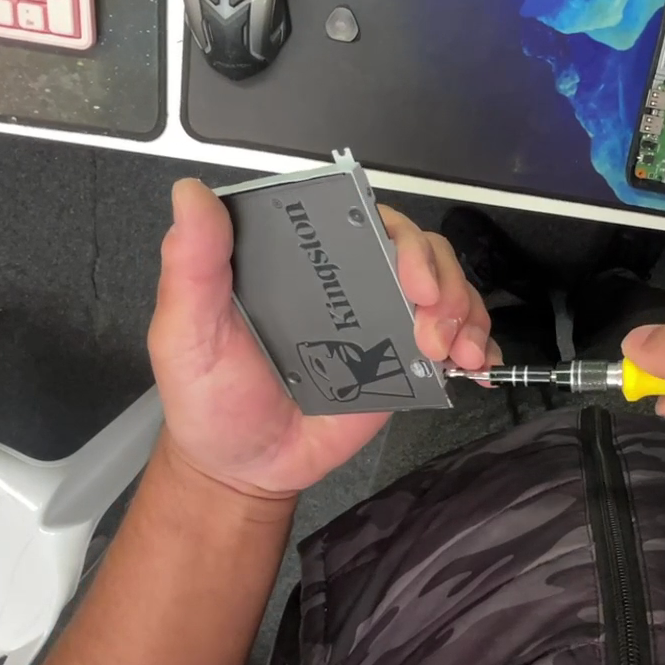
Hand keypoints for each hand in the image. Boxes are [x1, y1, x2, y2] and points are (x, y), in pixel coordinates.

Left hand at [147, 180, 498, 507]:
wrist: (246, 470)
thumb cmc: (210, 399)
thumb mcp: (186, 332)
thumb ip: (192, 266)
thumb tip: (193, 194)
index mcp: (302, 261)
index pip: (360, 219)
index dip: (396, 234)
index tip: (408, 273)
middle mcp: (349, 280)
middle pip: (417, 249)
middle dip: (441, 279)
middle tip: (433, 325)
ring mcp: (382, 320)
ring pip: (445, 288)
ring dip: (466, 311)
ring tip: (457, 353)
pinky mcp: (403, 361)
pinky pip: (453, 339)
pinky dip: (478, 345)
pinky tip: (477, 367)